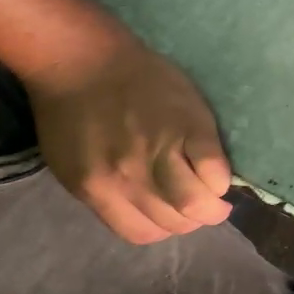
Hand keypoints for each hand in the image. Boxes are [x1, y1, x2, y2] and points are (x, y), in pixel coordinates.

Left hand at [25, 40, 233, 244]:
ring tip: (215, 193)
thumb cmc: (73, 109)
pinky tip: (215, 169)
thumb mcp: (73, 162)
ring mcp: (159, 153)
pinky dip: (220, 178)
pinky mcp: (191, 131)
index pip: (144, 234)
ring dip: (213, 204)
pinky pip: (215, 171)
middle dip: (194, 218)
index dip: (166, 227)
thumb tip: (146, 206)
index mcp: (96, 189)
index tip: (174, 212)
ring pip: (197, 204)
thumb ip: (108, 188)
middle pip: (175, 222)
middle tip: (200, 202)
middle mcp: (127, 178)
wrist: (81, 60)